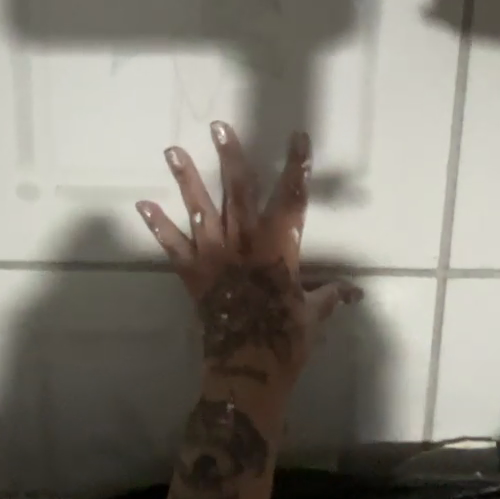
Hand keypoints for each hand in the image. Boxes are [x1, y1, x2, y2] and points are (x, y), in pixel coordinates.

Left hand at [137, 122, 360, 383]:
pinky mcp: (193, 274)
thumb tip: (356, 292)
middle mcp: (244, 244)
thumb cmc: (285, 341)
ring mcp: (215, 257)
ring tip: (172, 150)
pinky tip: (143, 204)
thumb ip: (330, 296)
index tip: (298, 138)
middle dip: (230, 157)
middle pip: (239, 192)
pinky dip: (159, 226)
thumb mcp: (313, 316)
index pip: (292, 200)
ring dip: (187, 179)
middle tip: (219, 127)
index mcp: (278, 249)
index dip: (297, 167)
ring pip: (201, 209)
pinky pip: (173, 246)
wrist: (247, 371)